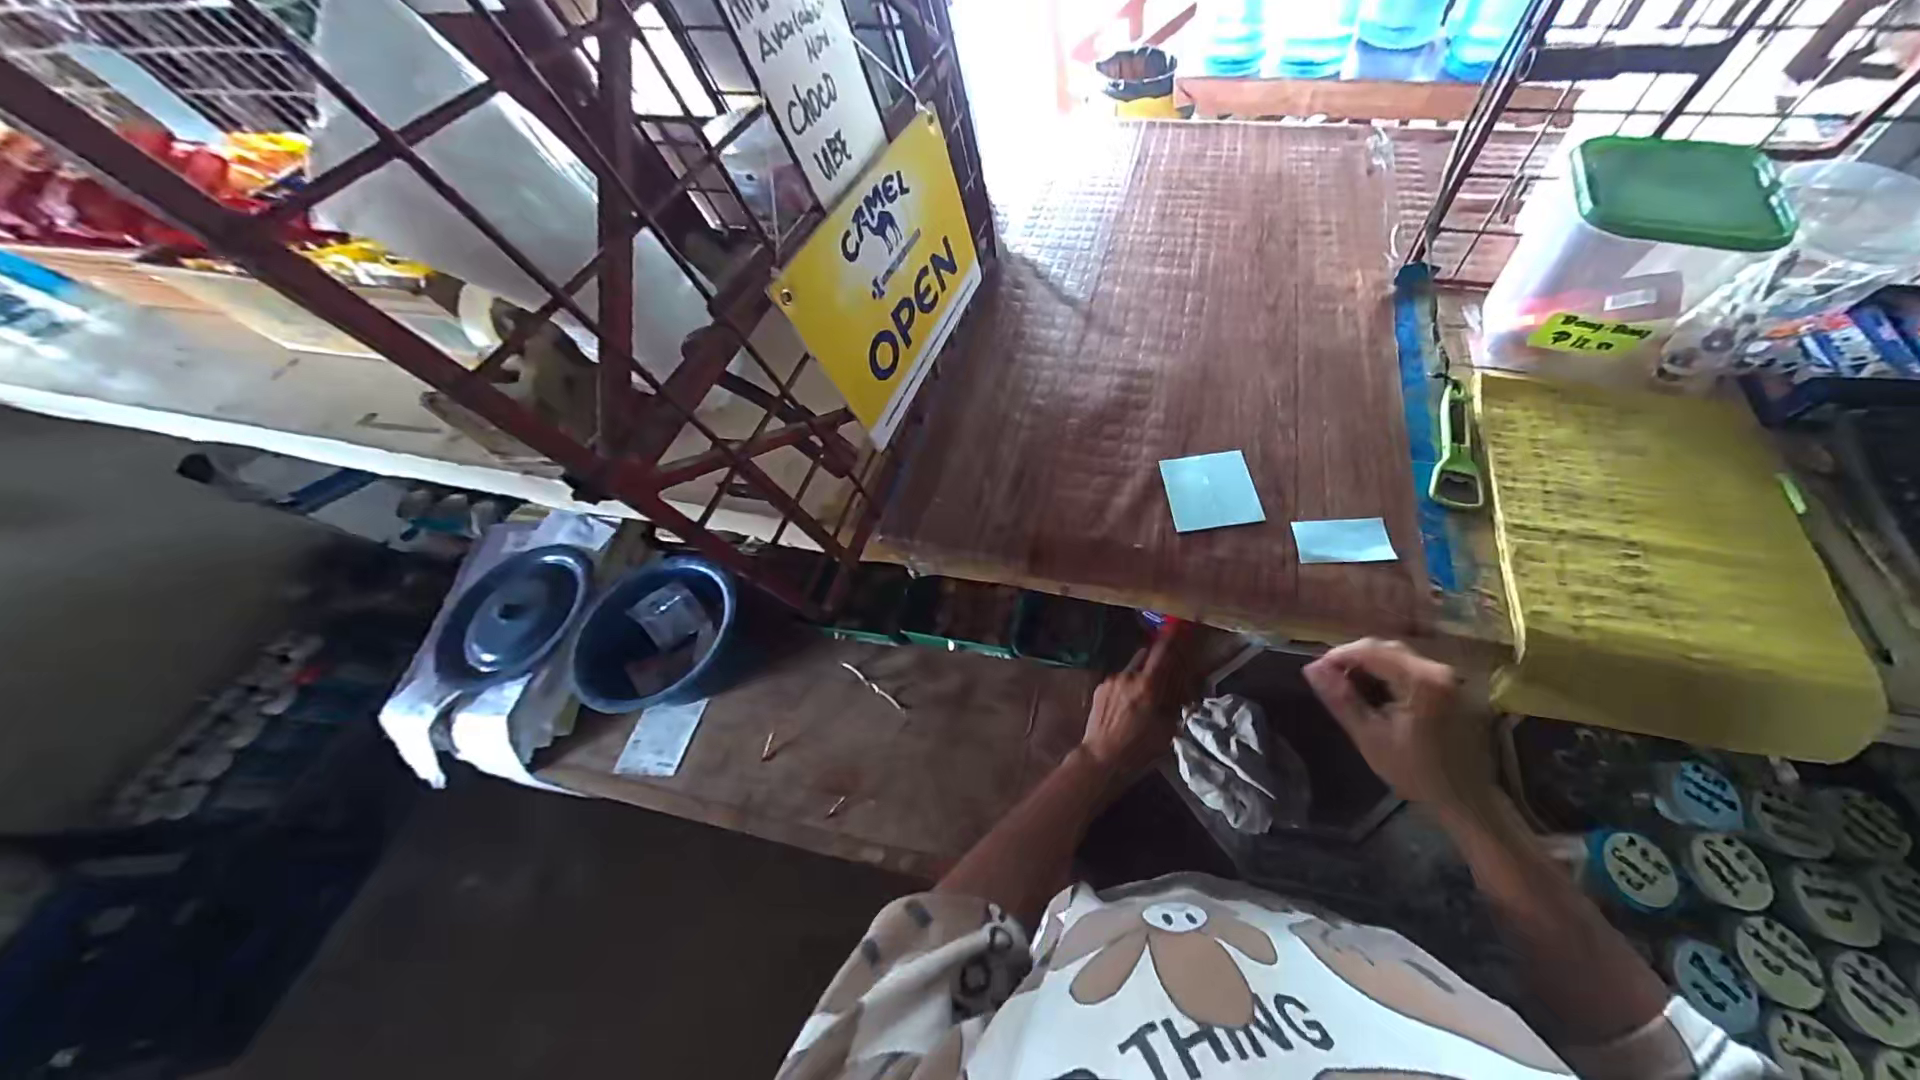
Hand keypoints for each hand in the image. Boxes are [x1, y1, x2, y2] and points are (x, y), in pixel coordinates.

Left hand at [1080, 626, 1196, 779]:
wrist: (1101, 757)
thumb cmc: (1138, 748)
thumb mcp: (1167, 729)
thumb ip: (1176, 704)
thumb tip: (1184, 691)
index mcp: (1147, 685)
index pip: (1162, 653)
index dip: (1172, 638)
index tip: (1178, 626)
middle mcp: (1128, 676)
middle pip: (1147, 661)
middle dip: (1156, 667)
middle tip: (1162, 682)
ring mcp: (1111, 680)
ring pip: (1132, 672)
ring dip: (1140, 680)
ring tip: (1142, 702)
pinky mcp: (1100, 688)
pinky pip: (1119, 681)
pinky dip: (1126, 688)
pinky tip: (1126, 707)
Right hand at [1303, 638, 1491, 811]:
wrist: (1466, 797)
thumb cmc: (1415, 771)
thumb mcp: (1369, 736)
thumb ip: (1339, 698)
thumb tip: (1311, 668)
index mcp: (1420, 680)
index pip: (1369, 650)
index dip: (1337, 656)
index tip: (1317, 672)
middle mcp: (1438, 670)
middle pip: (1384, 648)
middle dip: (1352, 659)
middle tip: (1329, 679)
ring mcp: (1448, 676)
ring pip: (1396, 655)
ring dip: (1368, 664)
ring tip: (1347, 685)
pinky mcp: (1450, 685)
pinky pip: (1410, 665)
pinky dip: (1386, 671)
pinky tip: (1374, 690)